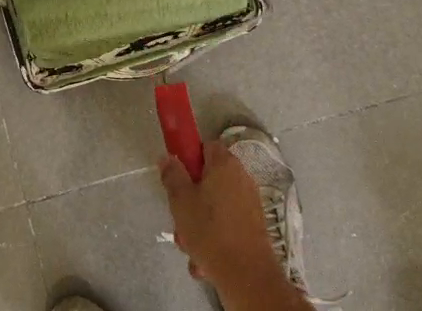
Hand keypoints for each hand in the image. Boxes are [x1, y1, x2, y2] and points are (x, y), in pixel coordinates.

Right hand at [158, 139, 279, 285]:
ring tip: (190, 246)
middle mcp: (241, 178)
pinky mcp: (253, 227)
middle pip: (208, 179)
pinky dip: (214, 238)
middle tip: (180, 218)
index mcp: (224, 164)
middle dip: (191, 200)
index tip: (177, 179)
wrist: (246, 275)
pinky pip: (226, 225)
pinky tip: (204, 260)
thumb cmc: (210, 230)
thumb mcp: (180, 201)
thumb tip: (168, 157)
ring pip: (215, 207)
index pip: (205, 146)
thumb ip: (172, 175)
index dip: (189, 159)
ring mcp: (249, 203)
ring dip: (199, 224)